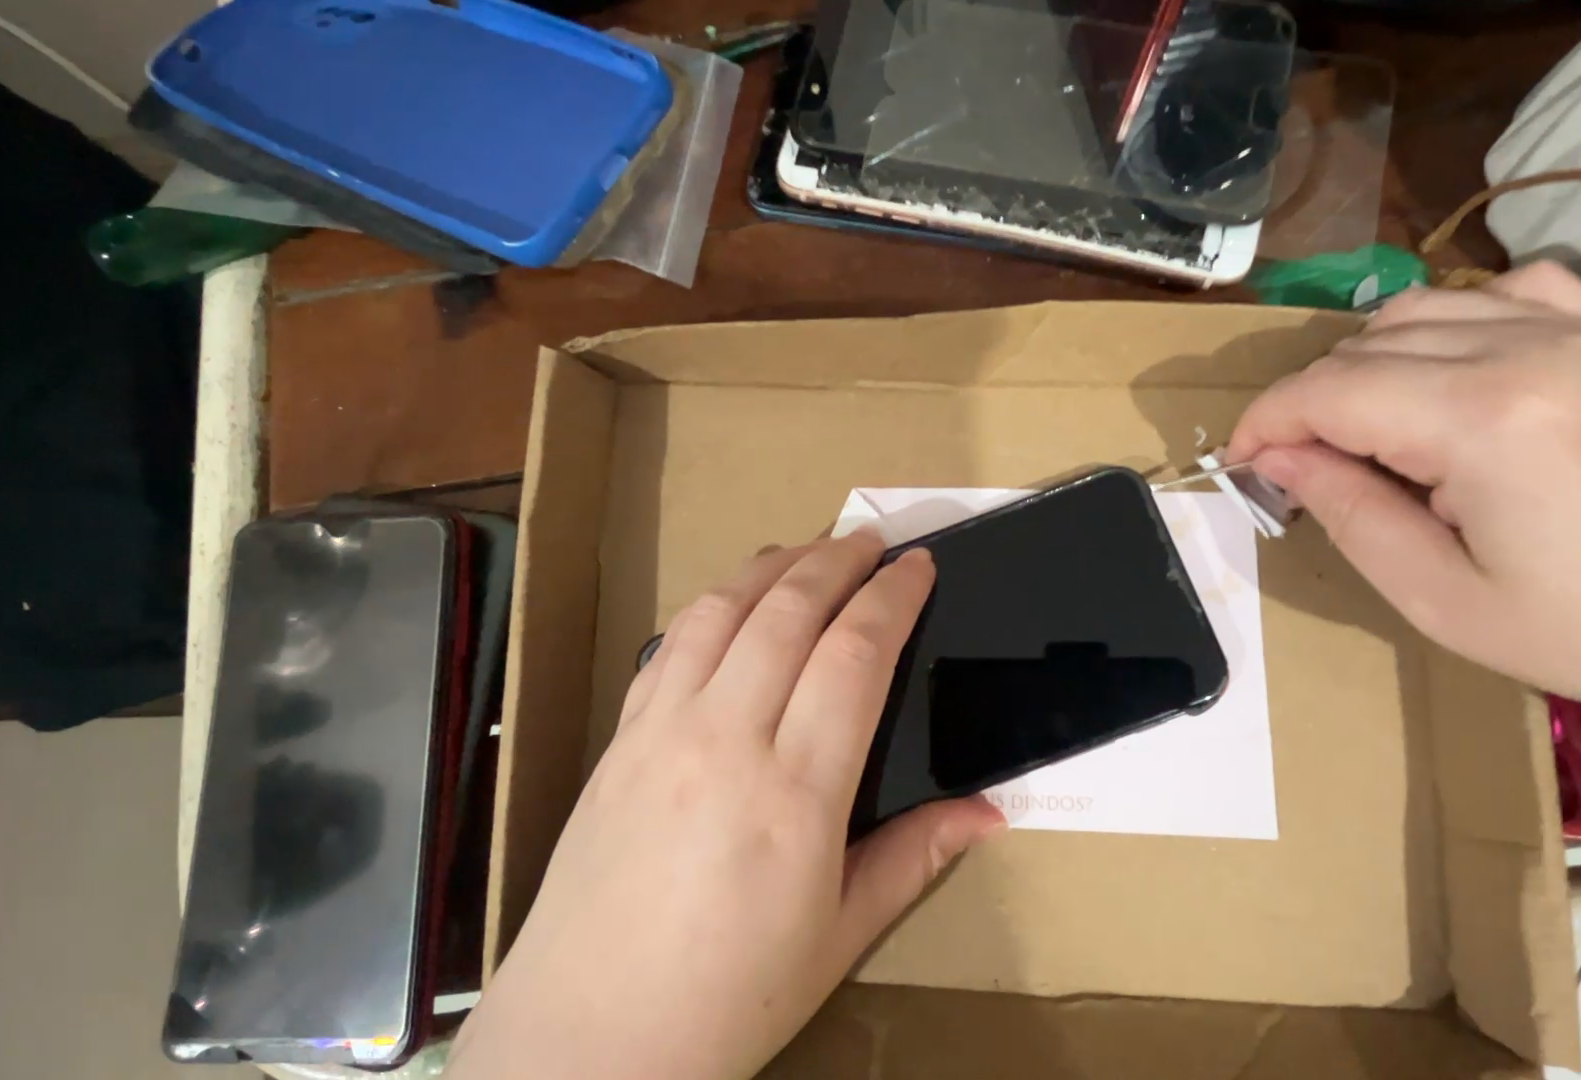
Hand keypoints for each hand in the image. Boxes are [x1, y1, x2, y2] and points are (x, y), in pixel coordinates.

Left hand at [449, 530, 1004, 1079]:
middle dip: (838, 560)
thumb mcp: (840, 934)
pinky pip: (670, 646)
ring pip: (722, 612)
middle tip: (872, 538)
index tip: (919, 566)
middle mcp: (725, 742)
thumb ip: (915, 855)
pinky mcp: (619, 741)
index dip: (892, 598)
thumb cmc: (729, 996)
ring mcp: (661, 733)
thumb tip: (990, 810)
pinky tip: (733, 600)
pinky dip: (712, 605)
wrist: (590, 1038)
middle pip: (789, 613)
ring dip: (772, 566)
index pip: (855, 656)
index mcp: (795, 793)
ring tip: (809, 548)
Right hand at [1227, 262, 1580, 774]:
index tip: (1237, 463)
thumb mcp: (1443, 599)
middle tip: (1294, 467)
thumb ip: (1349, 513)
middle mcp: (1527, 348)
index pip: (1326, 390)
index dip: (1263, 421)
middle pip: (1363, 347)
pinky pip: (1506, 290)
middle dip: (1305, 402)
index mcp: (1481, 419)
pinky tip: (1448, 368)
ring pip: (1421, 308)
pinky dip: (1449, 320)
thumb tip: (1278, 457)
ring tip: (1359, 428)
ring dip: (1363, 363)